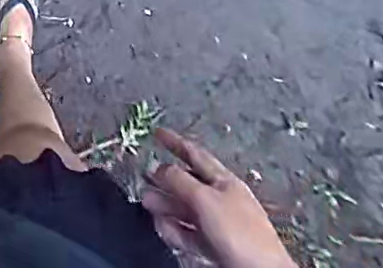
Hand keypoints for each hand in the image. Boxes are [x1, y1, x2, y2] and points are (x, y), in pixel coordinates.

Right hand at [143, 128, 295, 267]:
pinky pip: (192, 233)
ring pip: (188, 209)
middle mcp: (222, 199)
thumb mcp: (205, 200)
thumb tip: (159, 168)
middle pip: (189, 183)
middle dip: (165, 180)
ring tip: (147, 205)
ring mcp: (221, 225)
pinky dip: (177, 230)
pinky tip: (163, 229)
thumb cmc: (237, 232)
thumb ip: (180, 180)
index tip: (156, 133)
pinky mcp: (219, 248)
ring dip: (167, 206)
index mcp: (224, 181)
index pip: (195, 154)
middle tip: (144, 178)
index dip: (175, 142)